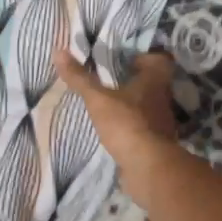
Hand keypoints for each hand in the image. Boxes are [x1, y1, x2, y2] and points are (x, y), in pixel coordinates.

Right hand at [53, 49, 179, 161]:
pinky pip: (145, 127)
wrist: (148, 169)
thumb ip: (80, 78)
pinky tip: (117, 129)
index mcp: (154, 80)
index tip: (127, 58)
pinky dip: (134, 126)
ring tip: (112, 102)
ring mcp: (162, 122)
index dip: (146, 56)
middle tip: (113, 77)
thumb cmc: (127, 124)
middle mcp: (163, 98)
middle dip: (136, 79)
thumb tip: (59, 50)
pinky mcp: (157, 144)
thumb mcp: (98, 99)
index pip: (160, 59)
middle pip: (154, 82)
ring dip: (134, 104)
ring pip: (150, 105)